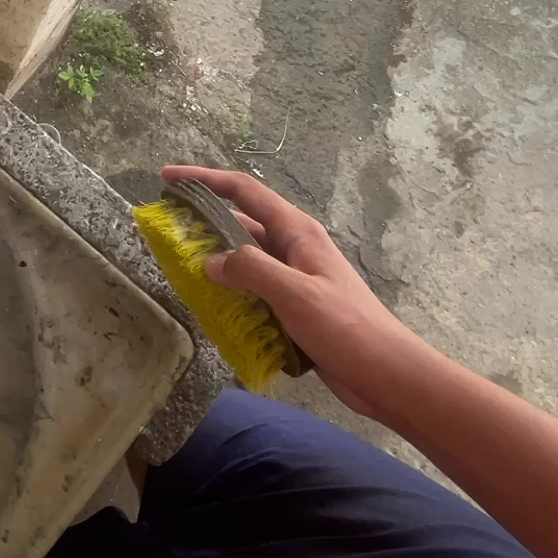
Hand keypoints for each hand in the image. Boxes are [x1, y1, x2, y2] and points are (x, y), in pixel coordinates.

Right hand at [161, 165, 436, 420]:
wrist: (391, 378)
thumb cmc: (348, 329)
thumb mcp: (295, 294)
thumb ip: (251, 270)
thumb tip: (210, 262)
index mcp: (296, 232)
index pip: (243, 190)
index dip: (204, 179)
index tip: (168, 178)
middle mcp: (293, 247)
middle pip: (239, 220)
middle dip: (202, 219)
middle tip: (167, 226)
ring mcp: (293, 276)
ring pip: (243, 256)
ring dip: (213, 258)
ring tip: (178, 265)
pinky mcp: (292, 304)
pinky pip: (251, 286)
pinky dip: (228, 288)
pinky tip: (209, 302)